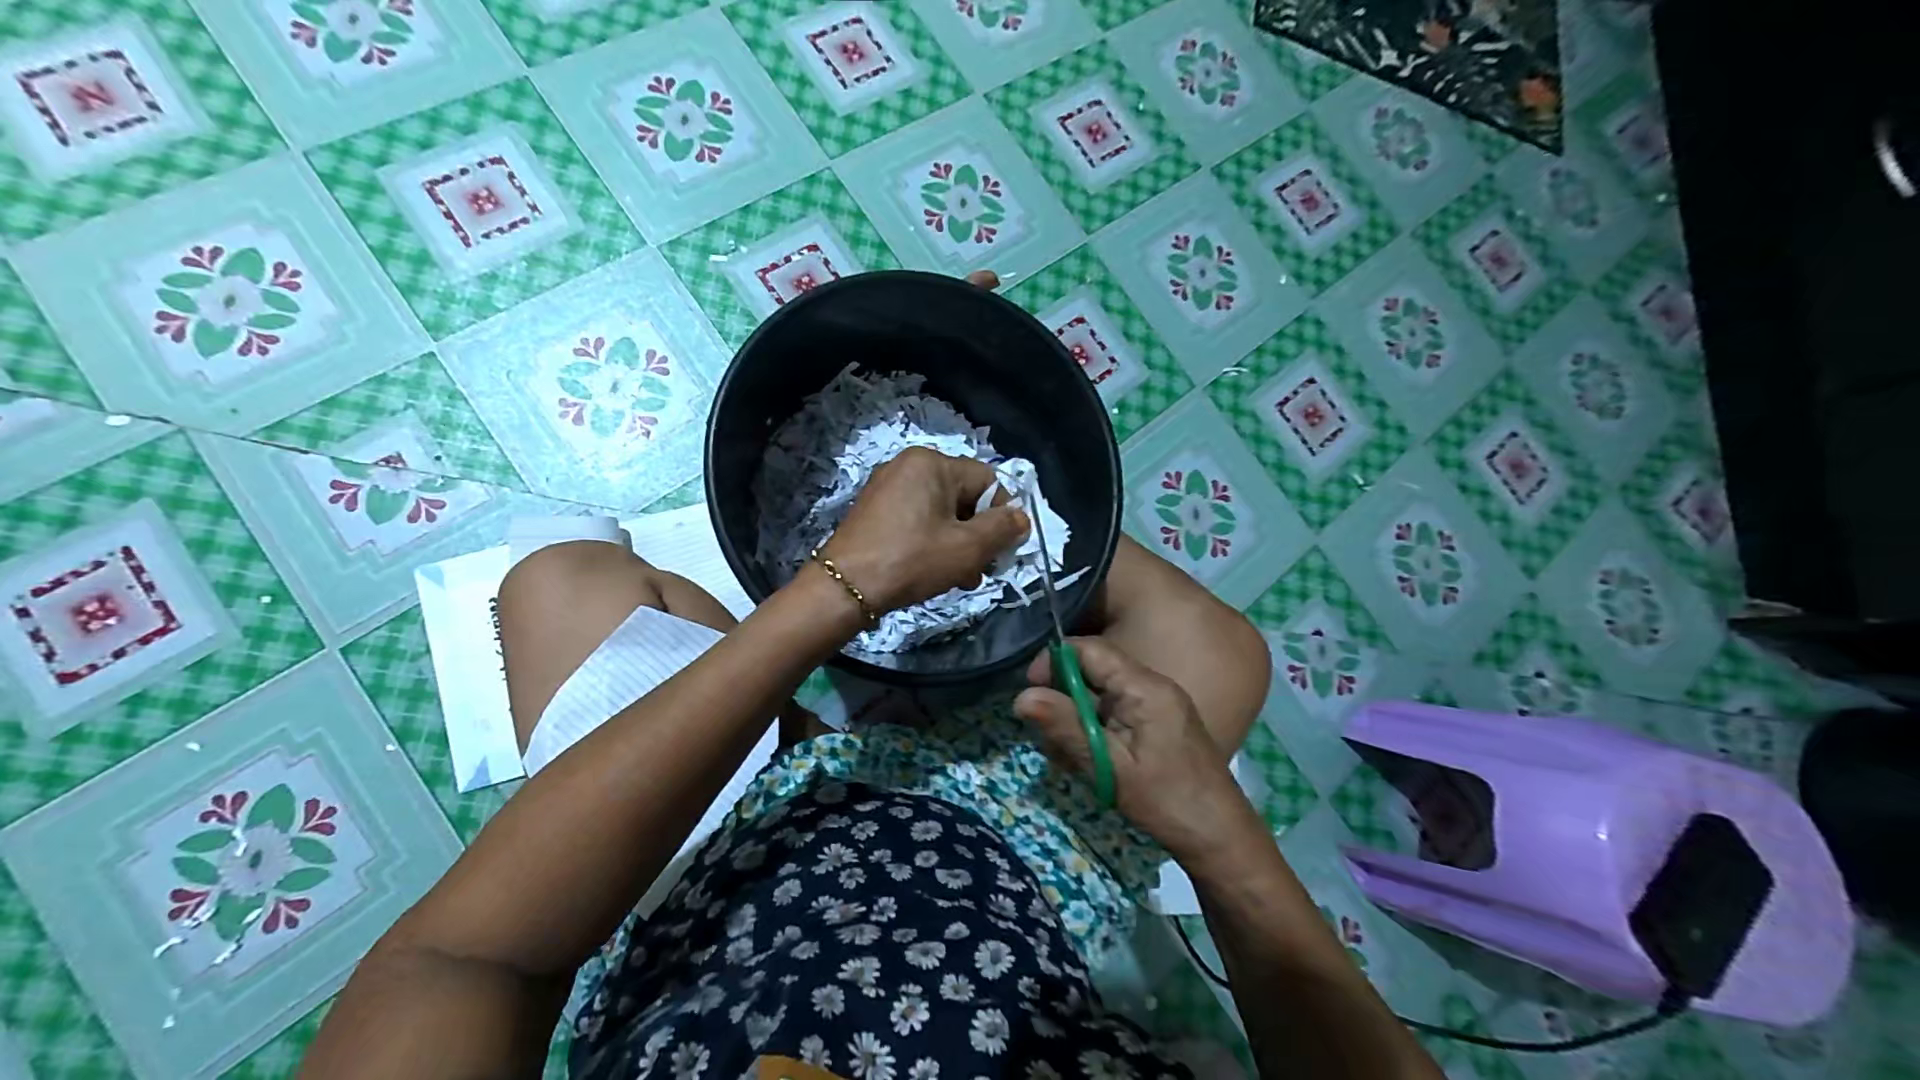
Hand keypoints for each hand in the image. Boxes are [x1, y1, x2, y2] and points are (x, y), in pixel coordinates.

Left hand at [825, 446, 1029, 612]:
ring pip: (942, 513)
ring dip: (958, 544)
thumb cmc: (911, 560)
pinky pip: (918, 520)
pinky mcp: (875, 511)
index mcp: (932, 462)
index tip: (999, 551)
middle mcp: (908, 465)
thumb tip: (1021, 518)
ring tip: (959, 578)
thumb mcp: (968, 547)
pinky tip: (934, 572)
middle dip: (978, 535)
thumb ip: (1003, 529)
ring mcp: (887, 488)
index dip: (1001, 516)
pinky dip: (932, 543)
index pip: (988, 481)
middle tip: (979, 570)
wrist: (844, 588)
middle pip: (964, 497)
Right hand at [1014, 638, 1262, 868]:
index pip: (1089, 649)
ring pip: (1100, 691)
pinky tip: (1089, 758)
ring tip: (1066, 752)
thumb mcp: (1108, 766)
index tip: (1030, 691)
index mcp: (1144, 686)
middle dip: (1062, 694)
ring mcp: (1157, 702)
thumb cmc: (1165, 800)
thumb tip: (1021, 696)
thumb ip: (1065, 727)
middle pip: (1093, 669)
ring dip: (1076, 715)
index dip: (1054, 661)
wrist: (1219, 835)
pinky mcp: (1157, 720)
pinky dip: (1094, 726)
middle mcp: (1152, 684)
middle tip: (1046, 731)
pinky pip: (1114, 709)